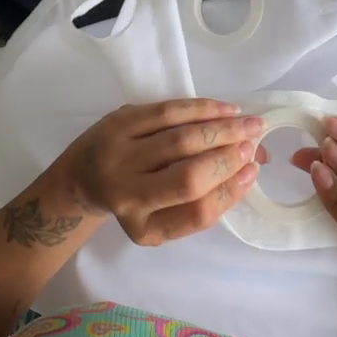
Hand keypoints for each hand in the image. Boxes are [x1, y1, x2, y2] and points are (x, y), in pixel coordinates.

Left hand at [53, 99, 263, 246]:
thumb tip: (253, 164)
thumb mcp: (162, 214)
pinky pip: (167, 111)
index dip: (230, 191)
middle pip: (187, 176)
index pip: (196, 213)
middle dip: (228, 158)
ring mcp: (120, 155)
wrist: (81, 176)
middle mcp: (127, 195)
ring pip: (179, 138)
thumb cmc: (134, 197)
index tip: (253, 172)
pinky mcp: (119, 122)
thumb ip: (204, 196)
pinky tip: (224, 109)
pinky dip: (200, 108)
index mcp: (143, 228)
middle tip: (255, 143)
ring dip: (221, 129)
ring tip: (248, 123)